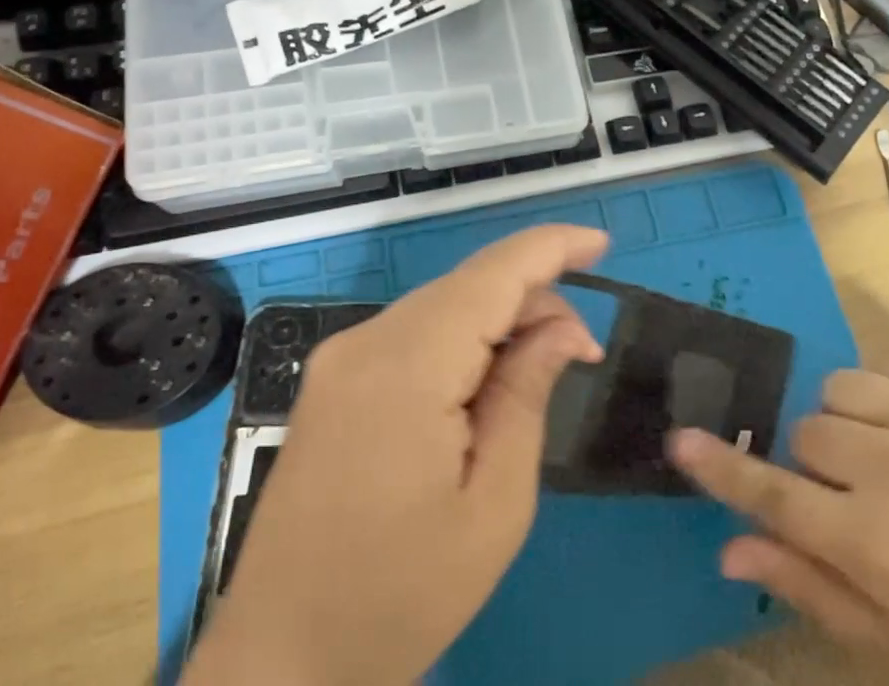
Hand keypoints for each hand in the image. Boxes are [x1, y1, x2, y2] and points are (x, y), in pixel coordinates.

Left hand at [186, 225, 609, 685]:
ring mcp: (338, 364)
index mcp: (405, 368)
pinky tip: (487, 388)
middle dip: (533, 301)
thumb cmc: (402, 594)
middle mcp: (362, 345)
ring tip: (542, 377)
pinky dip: (462, 345)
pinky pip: (412, 338)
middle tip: (582, 356)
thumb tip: (562, 328)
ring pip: (440, 308)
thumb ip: (527, 395)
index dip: (551, 247)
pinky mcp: (331, 387)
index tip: (604, 243)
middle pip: (466, 287)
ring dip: (499, 325)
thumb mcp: (495, 503)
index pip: (491, 275)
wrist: (284, 659)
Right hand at [669, 358, 888, 685]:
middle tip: (853, 492)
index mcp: (867, 541)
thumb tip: (730, 549)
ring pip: (840, 390)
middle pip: (805, 432)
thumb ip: (805, 586)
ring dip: (847, 420)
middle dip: (815, 461)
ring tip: (887, 452)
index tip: (681, 439)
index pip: (770, 492)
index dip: (720, 466)